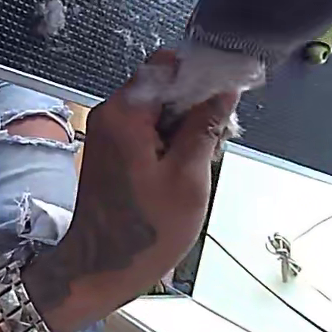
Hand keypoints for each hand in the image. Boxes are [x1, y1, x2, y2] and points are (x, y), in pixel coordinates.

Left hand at [24, 54, 237, 331]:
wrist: (102, 265)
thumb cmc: (145, 230)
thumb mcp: (188, 177)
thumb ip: (205, 126)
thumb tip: (224, 91)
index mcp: (124, 113)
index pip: (166, 65)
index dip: (200, 73)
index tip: (229, 89)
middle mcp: (109, 113)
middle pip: (160, 85)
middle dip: (193, 103)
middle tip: (217, 134)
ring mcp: (106, 130)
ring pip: (154, 106)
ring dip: (182, 123)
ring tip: (200, 157)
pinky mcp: (109, 147)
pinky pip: (143, 126)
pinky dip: (166, 137)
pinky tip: (182, 164)